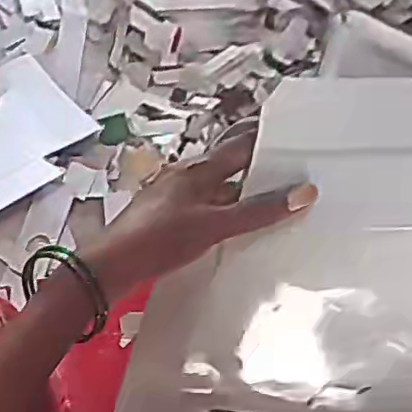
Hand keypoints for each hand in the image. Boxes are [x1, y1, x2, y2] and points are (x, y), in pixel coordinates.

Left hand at [78, 127, 317, 299]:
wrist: (110, 268)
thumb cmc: (155, 241)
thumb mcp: (212, 226)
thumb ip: (255, 211)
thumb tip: (302, 193)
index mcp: (195, 172)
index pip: (240, 148)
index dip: (266, 143)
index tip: (293, 142)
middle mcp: (180, 181)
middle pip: (225, 172)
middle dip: (254, 175)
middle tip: (286, 181)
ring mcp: (167, 202)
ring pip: (210, 195)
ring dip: (234, 200)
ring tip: (262, 210)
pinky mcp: (158, 224)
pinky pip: (196, 215)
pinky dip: (215, 219)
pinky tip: (222, 234)